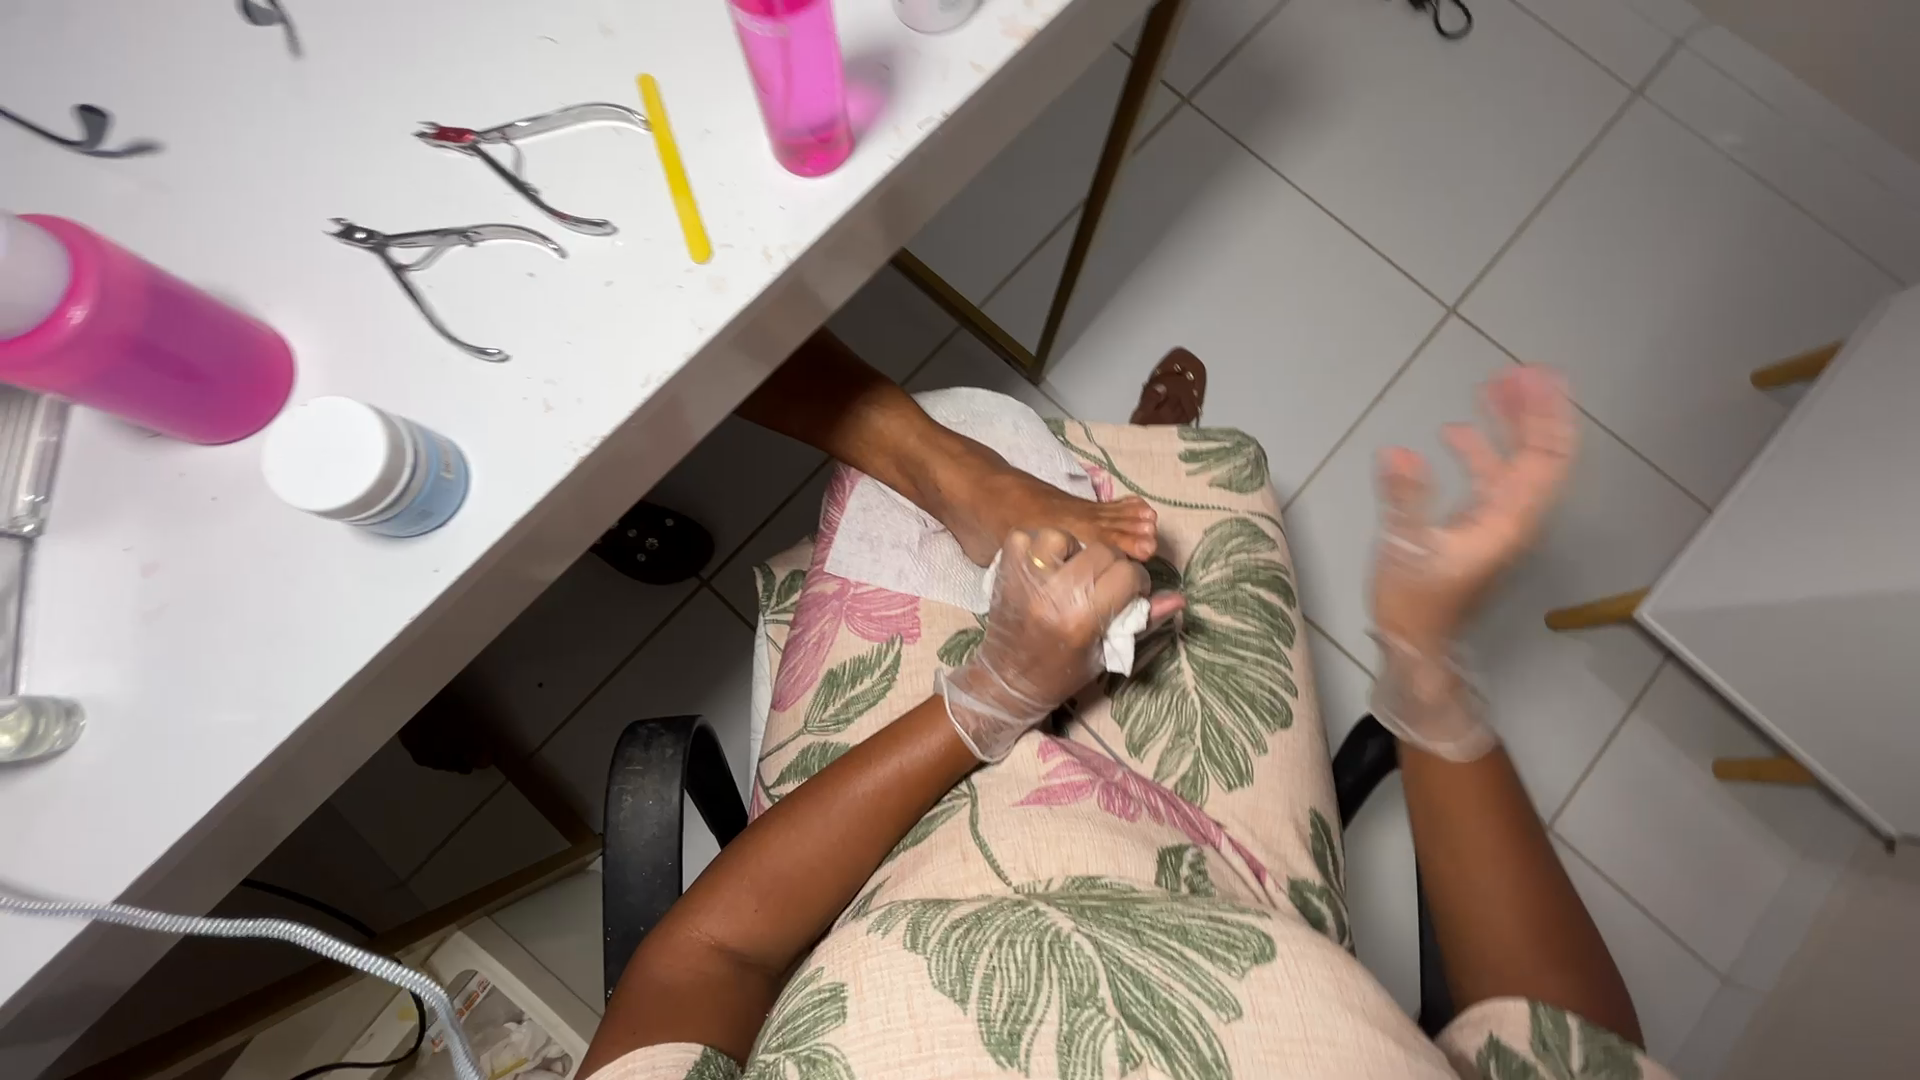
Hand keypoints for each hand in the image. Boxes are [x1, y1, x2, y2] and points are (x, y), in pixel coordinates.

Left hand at [941, 528, 1177, 760]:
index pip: (1127, 575)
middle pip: (1102, 552)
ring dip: (1074, 550)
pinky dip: (1039, 547)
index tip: (1130, 593)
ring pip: (1065, 536)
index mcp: (1081, 619)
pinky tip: (1047, 568)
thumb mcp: (1107, 652)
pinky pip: (1028, 537)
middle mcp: (1053, 595)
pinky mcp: (1004, 569)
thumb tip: (1179, 598)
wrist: (1009, 678)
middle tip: (1104, 583)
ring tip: (1072, 572)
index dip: (1136, 582)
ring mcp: (1025, 579)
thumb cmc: (1064, 670)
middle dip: (1111, 565)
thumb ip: (1142, 621)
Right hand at [1367, 365, 1575, 759]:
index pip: (1542, 458)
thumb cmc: (1416, 601)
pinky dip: (1482, 452)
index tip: (1534, 377)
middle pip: (1538, 455)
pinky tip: (1455, 436)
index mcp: (1507, 520)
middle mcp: (1514, 517)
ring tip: (1489, 390)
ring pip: (1517, 465)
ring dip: (1508, 427)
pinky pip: (1494, 480)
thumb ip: (1405, 498)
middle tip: (1515, 371)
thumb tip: (1397, 450)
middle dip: (1531, 411)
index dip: (1542, 414)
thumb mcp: (1405, 548)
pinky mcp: (1479, 529)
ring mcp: (1498, 523)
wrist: (1419, 644)